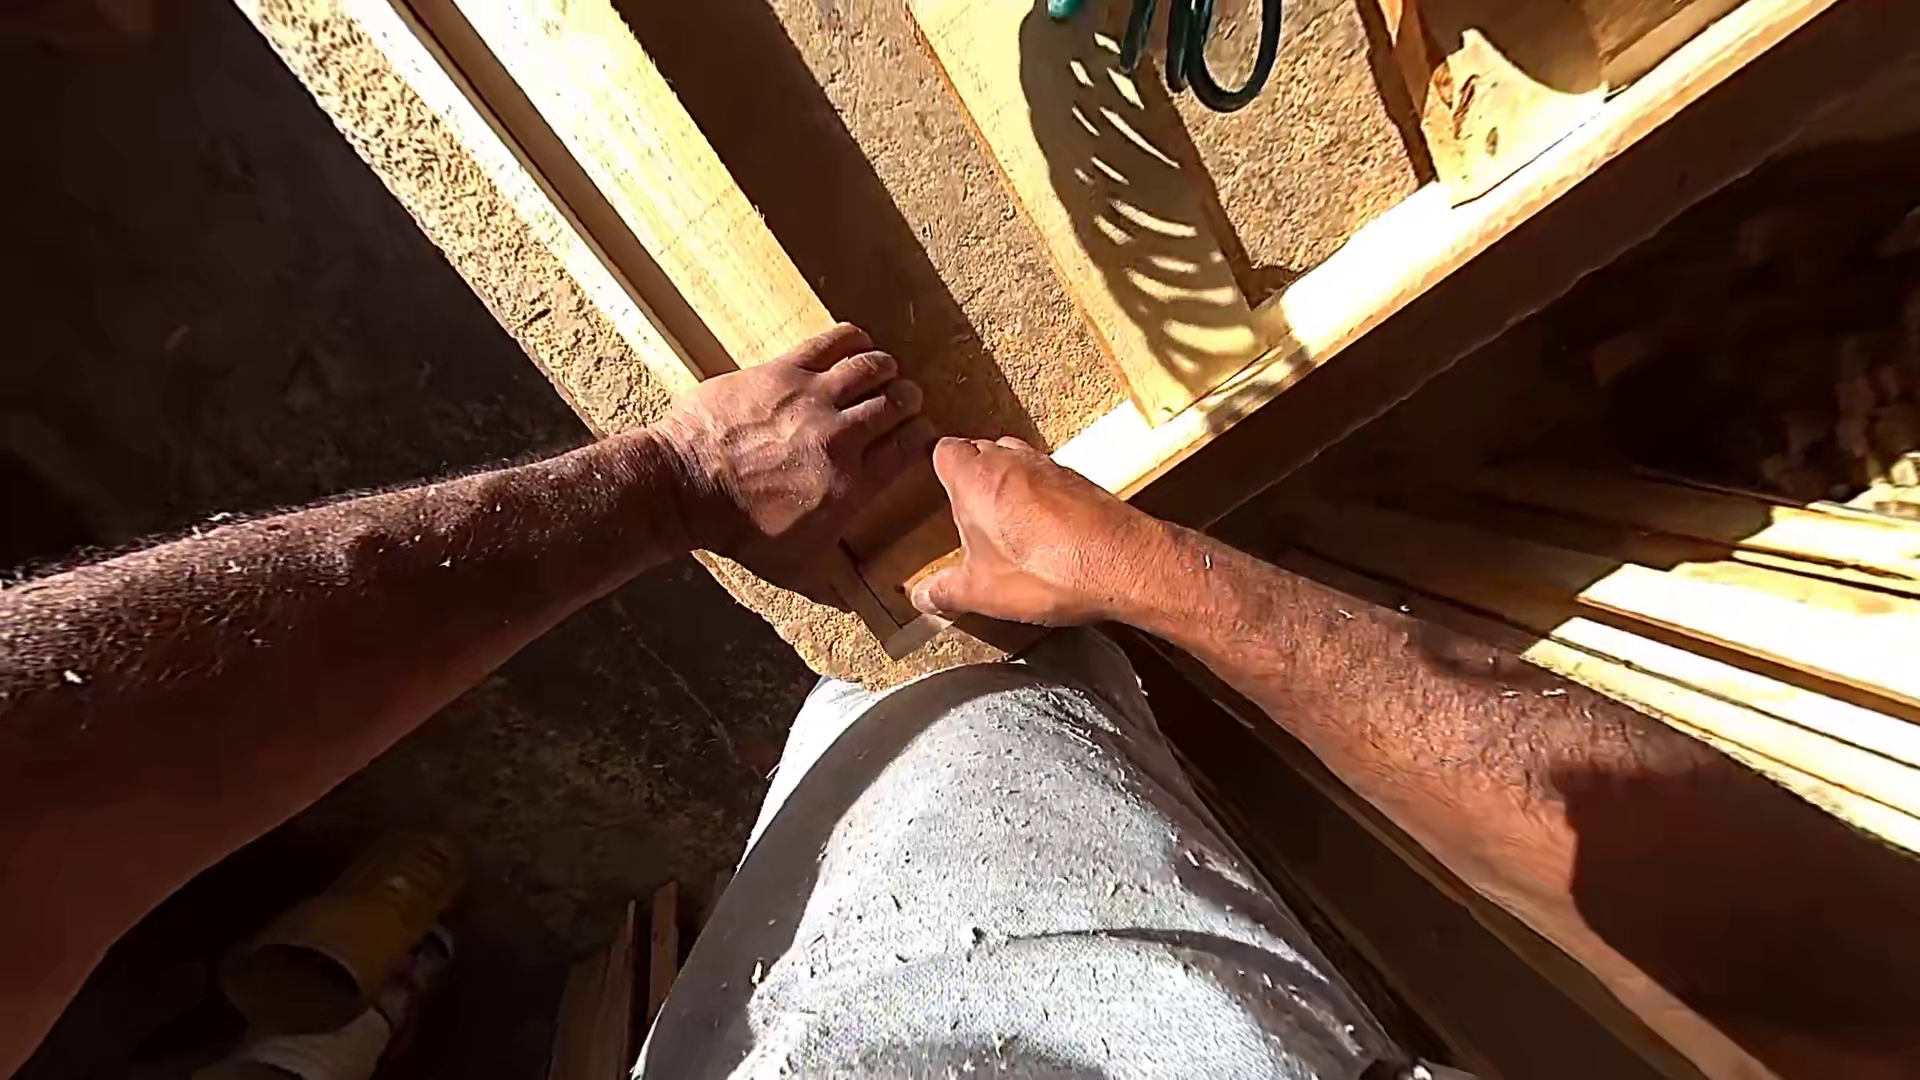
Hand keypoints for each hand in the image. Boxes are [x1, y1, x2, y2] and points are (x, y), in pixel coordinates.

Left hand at [653, 324, 933, 602]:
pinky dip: (854, 340)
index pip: (912, 447)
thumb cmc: (739, 533)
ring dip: (887, 369)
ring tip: (886, 372)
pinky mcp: (784, 373)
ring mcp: (813, 400)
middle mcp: (842, 438)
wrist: (683, 489)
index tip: (921, 436)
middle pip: (899, 403)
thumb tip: (850, 607)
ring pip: (873, 368)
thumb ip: (830, 583)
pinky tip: (858, 345)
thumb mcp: (794, 569)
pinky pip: (834, 343)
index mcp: (853, 484)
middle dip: (909, 400)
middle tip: (905, 401)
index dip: (925, 437)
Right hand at [911, 436, 1162, 625]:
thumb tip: (923, 597)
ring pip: (1016, 460)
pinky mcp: (1080, 480)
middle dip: (972, 475)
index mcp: (976, 478)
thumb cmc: (1046, 569)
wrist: (1122, 562)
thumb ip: (946, 591)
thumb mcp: (982, 591)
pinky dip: (1040, 494)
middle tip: (970, 511)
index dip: (940, 469)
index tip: (939, 489)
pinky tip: (1045, 530)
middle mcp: (1011, 460)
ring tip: (1006, 521)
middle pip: (981, 449)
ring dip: (1008, 482)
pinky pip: (1048, 477)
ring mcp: (1049, 466)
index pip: (945, 450)